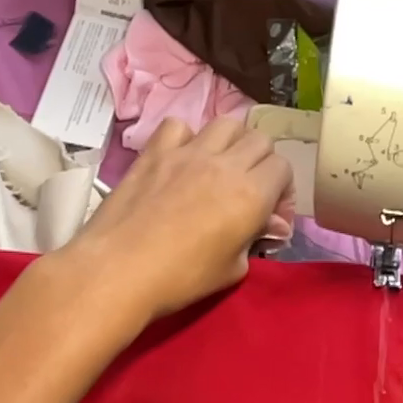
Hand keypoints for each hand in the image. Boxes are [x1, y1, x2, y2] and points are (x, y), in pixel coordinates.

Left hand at [53, 116, 294, 334]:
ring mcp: (187, 153)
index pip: (284, 168)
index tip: (270, 215)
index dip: (282, 190)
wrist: (119, 270)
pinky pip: (179, 126)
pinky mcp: (155, 152)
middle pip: (260, 140)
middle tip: (250, 190)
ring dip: (231, 143)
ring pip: (226, 124)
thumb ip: (256, 238)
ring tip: (220, 169)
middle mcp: (225, 165)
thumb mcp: (234, 268)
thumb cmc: (183, 278)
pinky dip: (187, 137)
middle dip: (262, 163)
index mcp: (252, 194)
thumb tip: (270, 224)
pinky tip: (182, 160)